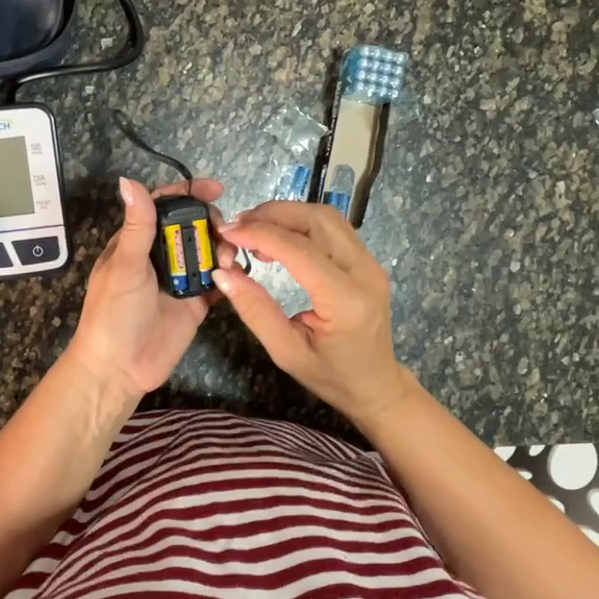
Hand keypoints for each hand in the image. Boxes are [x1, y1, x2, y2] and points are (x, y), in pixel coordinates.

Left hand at [64, 177, 232, 406]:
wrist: (118, 369)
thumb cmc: (113, 313)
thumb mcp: (125, 266)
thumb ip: (136, 225)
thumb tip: (128, 180)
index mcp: (137, 242)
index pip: (164, 206)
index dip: (188, 193)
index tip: (215, 188)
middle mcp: (160, 256)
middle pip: (192, 226)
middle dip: (212, 222)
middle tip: (225, 231)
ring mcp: (179, 279)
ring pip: (208, 252)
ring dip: (223, 249)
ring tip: (229, 259)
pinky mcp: (196, 303)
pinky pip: (219, 282)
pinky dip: (231, 276)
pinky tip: (239, 275)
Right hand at [212, 201, 415, 422]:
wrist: (375, 384)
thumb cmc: (330, 375)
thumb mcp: (285, 351)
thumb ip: (255, 310)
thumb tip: (223, 272)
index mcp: (346, 301)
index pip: (299, 250)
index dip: (259, 234)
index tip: (227, 232)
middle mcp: (364, 273)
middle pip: (317, 220)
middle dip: (273, 214)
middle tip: (238, 225)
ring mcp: (370, 263)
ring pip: (326, 217)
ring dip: (287, 214)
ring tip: (254, 228)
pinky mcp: (367, 260)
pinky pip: (333, 228)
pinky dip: (301, 223)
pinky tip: (278, 237)